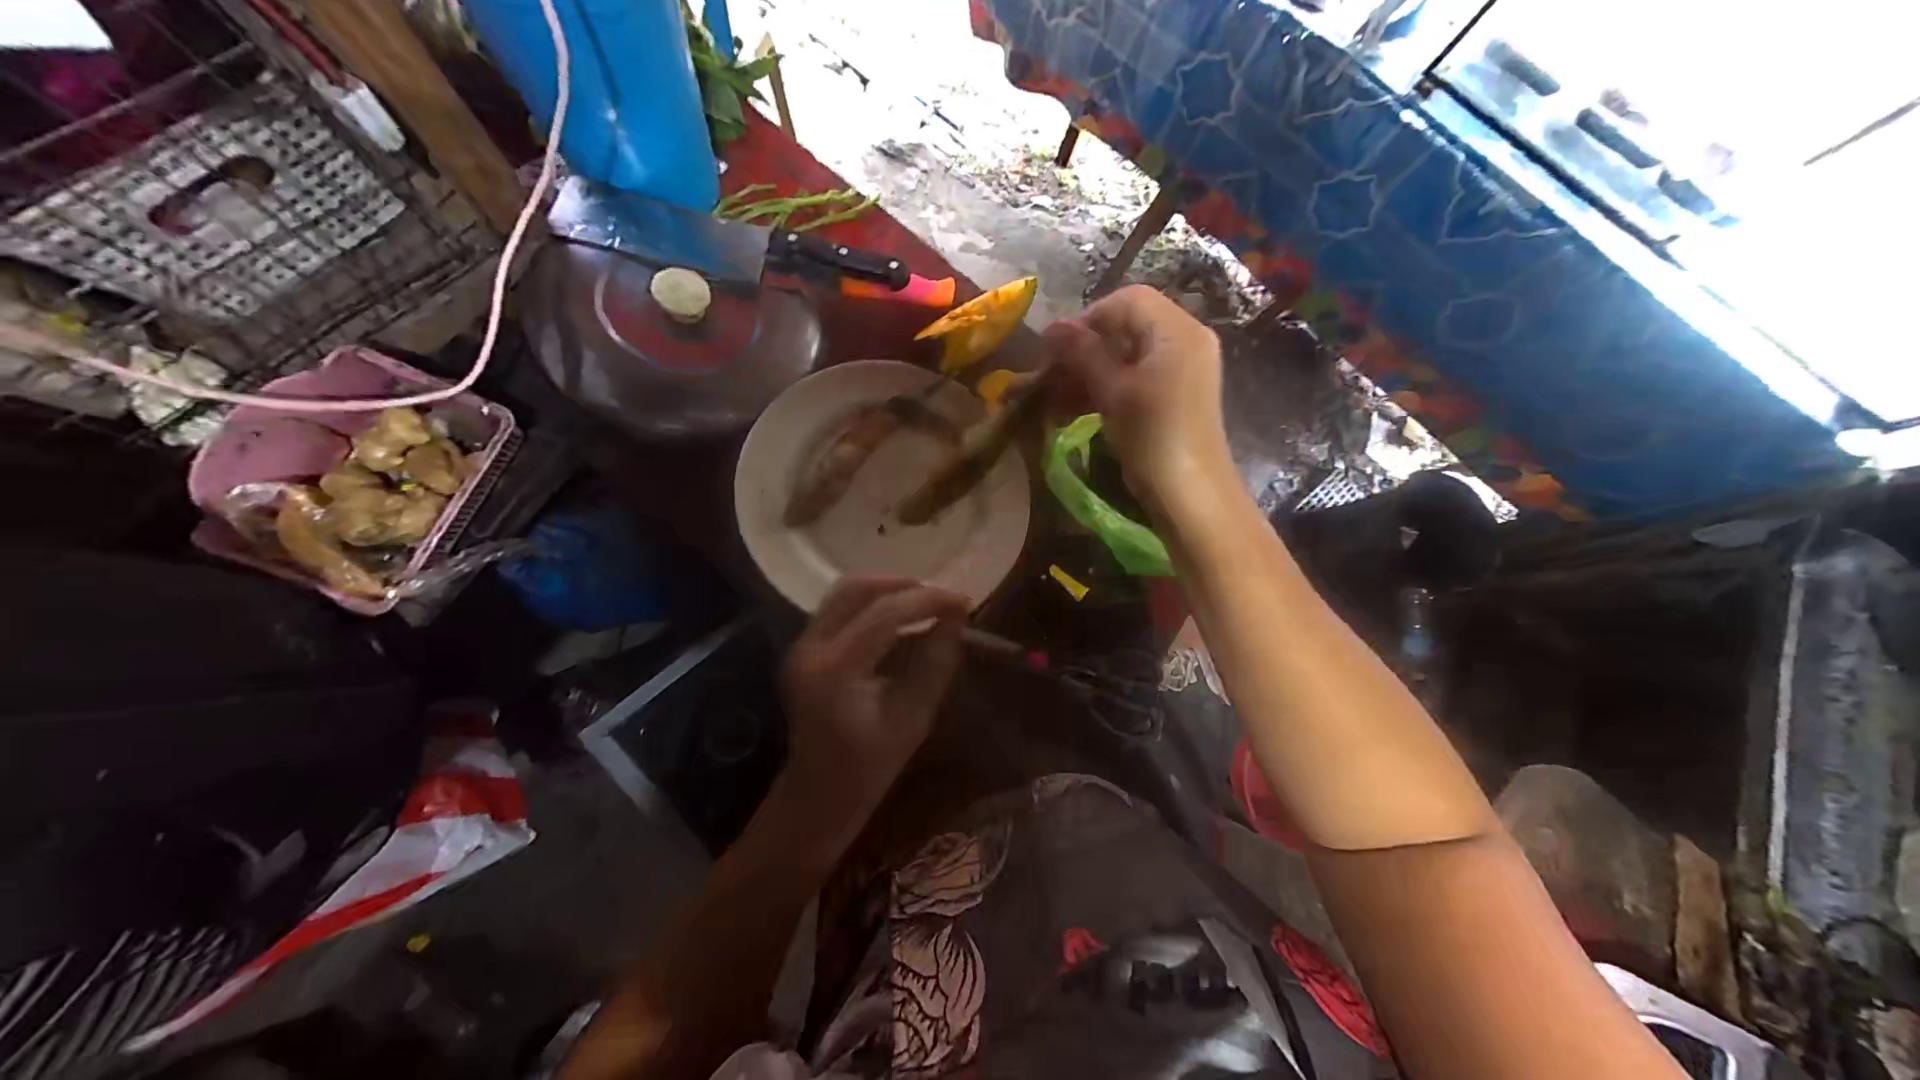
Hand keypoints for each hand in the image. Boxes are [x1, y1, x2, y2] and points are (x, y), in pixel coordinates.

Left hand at [780, 576, 970, 815]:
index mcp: (834, 671)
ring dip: (888, 589)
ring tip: (927, 602)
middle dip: (906, 586)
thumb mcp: (914, 718)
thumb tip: (955, 619)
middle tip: (944, 598)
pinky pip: (839, 607)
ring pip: (845, 592)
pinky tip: (901, 615)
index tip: (965, 603)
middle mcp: (810, 649)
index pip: (885, 614)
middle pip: (857, 589)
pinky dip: (872, 602)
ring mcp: (800, 645)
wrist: (819, 793)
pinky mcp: (803, 646)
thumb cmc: (870, 766)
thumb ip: (935, 664)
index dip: (928, 601)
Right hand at [1044, 285, 1230, 507]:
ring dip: (1088, 371)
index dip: (1086, 319)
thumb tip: (1051, 328)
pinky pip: (1136, 376)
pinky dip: (1105, 387)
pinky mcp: (1176, 394)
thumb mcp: (1113, 392)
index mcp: (1177, 331)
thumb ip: (1082, 354)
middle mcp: (1185, 340)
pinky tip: (1073, 408)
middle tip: (1048, 376)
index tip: (1054, 351)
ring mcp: (1183, 368)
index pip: (1126, 301)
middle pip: (1126, 326)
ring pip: (1127, 354)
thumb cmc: (1153, 438)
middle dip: (1083, 348)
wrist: (1192, 495)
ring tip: (1053, 398)